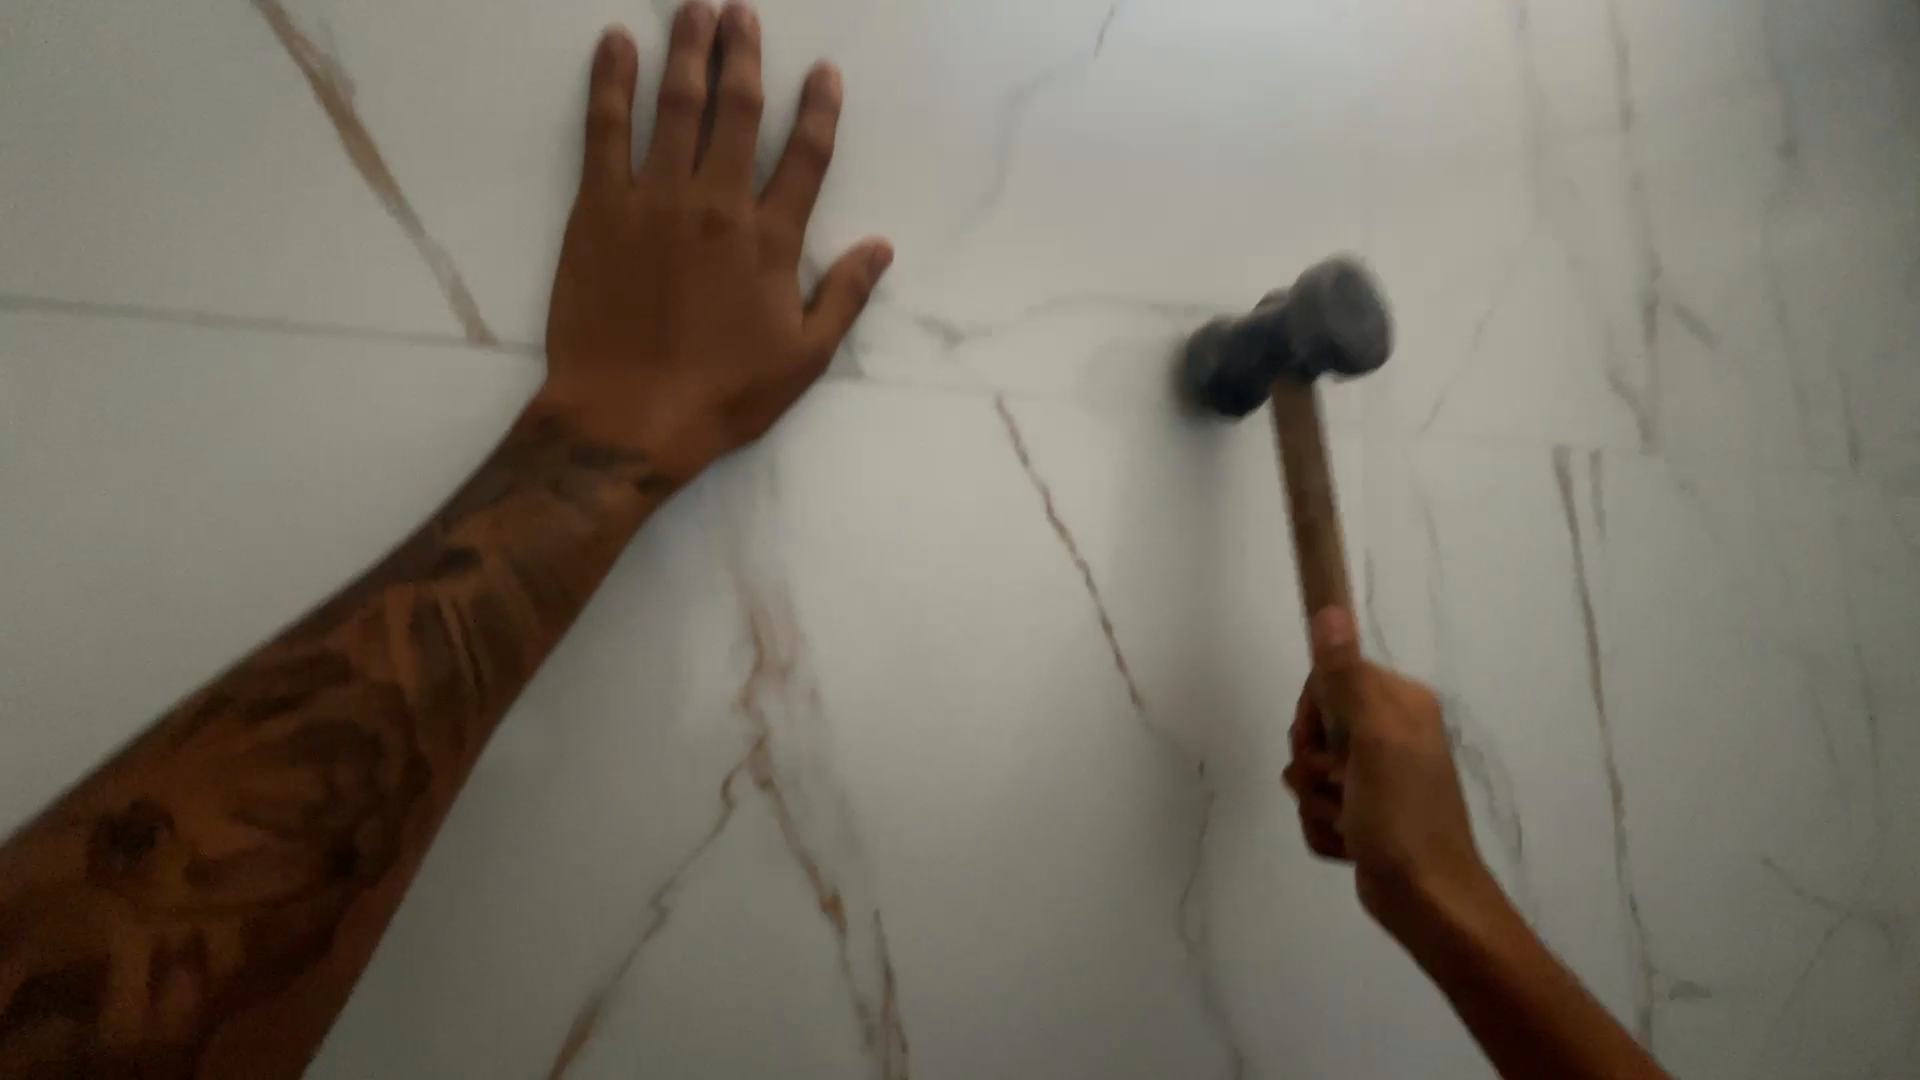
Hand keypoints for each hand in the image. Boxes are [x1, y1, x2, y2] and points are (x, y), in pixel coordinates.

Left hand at [541, 2, 892, 481]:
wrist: (632, 415)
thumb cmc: (727, 394)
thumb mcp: (805, 358)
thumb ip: (845, 296)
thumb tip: (882, 247)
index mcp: (771, 241)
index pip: (804, 157)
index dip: (818, 110)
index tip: (824, 72)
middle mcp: (717, 204)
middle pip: (736, 111)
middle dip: (745, 56)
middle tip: (744, 13)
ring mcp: (654, 199)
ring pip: (675, 105)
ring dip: (687, 49)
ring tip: (696, 8)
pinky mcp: (599, 207)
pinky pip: (604, 127)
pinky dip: (610, 81)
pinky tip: (617, 44)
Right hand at [1282, 608, 1496, 939]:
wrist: (1429, 904)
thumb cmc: (1403, 817)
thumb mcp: (1373, 740)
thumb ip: (1345, 676)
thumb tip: (1329, 609)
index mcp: (1398, 704)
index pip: (1324, 681)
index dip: (1312, 714)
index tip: (1325, 743)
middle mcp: (1388, 732)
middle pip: (1311, 726)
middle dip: (1311, 763)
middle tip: (1340, 784)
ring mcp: (1376, 774)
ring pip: (1308, 769)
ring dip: (1316, 798)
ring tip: (1348, 818)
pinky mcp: (1364, 810)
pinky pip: (1317, 804)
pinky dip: (1324, 824)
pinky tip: (1349, 840)